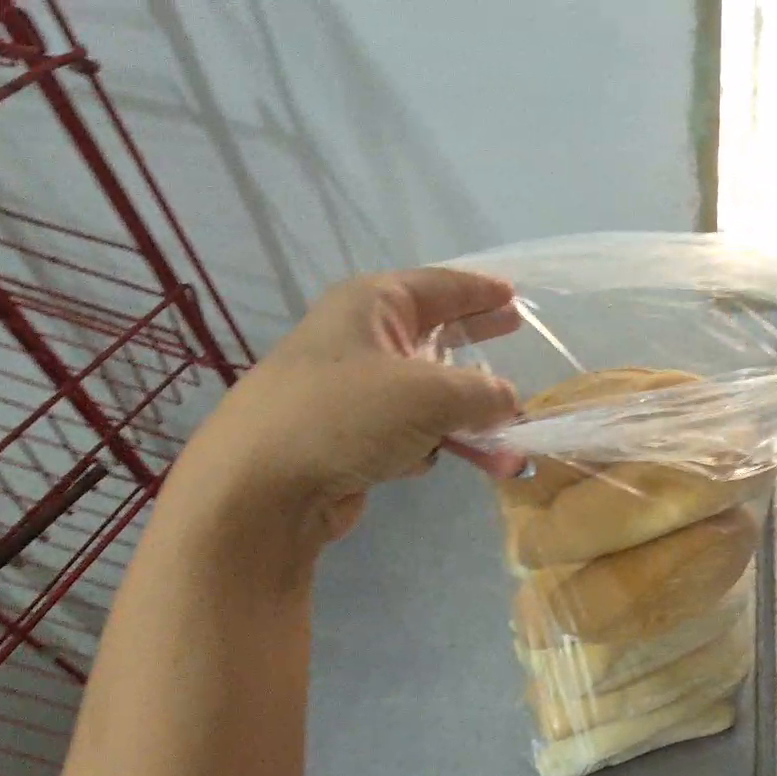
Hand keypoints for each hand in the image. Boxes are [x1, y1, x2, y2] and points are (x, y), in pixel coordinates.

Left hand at [182, 268, 523, 539]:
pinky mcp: (352, 437)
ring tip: (512, 445)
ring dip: (471, 417)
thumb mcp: (432, 394)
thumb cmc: (346, 416)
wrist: (262, 488)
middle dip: (476, 340)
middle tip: (513, 329)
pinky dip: (440, 443)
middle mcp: (360, 340)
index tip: (514, 295)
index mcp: (371, 306)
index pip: (438, 286)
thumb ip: (484, 393)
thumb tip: (507, 402)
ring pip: (430, 394)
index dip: (478, 291)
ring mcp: (354, 391)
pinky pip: (414, 431)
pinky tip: (458, 460)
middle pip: (433, 335)